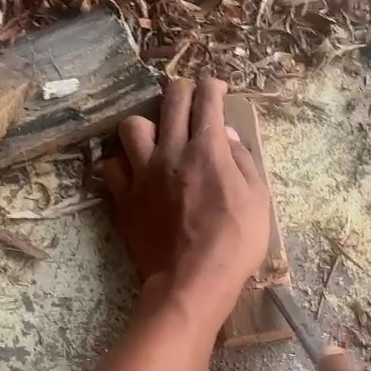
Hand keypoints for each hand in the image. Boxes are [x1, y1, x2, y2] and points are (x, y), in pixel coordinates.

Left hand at [100, 77, 271, 320]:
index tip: (218, 89)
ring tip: (157, 137)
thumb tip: (226, 136)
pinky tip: (135, 172)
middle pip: (171, 100)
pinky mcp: (124, 199)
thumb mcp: (258, 199)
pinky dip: (123, 164)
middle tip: (192, 99)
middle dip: (184, 89)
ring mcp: (142, 175)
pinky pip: (112, 167)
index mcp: (207, 150)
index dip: (214, 87)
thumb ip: (242, 161)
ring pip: (132, 126)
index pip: (207, 100)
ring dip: (147, 125)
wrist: (191, 283)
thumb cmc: (234, 244)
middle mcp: (170, 152)